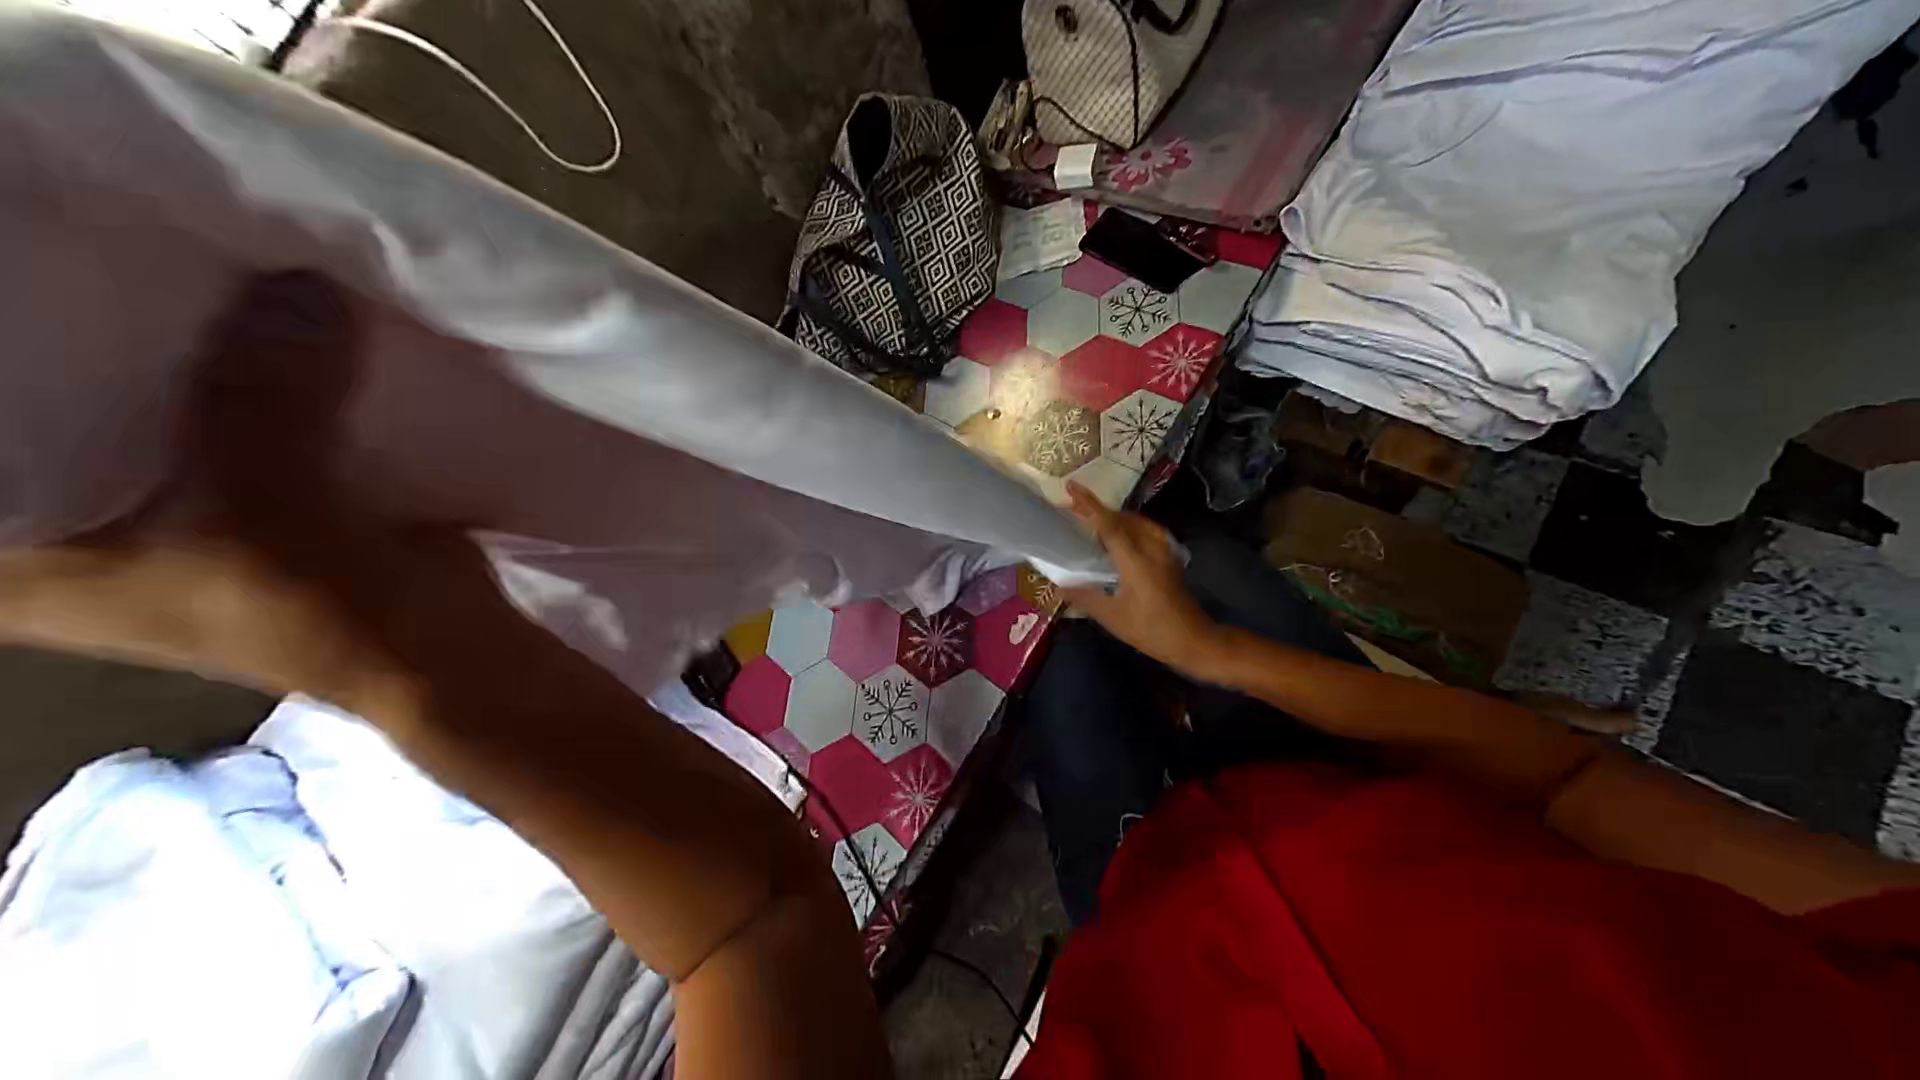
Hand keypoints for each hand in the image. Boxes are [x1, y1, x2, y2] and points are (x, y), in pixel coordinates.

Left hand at [0, 273, 512, 711]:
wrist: (441, 647)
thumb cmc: (327, 615)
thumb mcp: (273, 509)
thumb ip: (268, 400)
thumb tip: (301, 284)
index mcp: (18, 553)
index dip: (15, 356)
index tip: (46, 274)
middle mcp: (84, 520)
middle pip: (70, 404)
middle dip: (106, 339)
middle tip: (125, 255)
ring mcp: (182, 505)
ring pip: (170, 406)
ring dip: (202, 355)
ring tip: (206, 275)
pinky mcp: (266, 492)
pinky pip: (251, 418)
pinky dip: (270, 380)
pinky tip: (285, 332)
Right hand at [1059, 481, 1222, 675]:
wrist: (1194, 640)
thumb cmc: (1152, 630)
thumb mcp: (1112, 617)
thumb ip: (1085, 597)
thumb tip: (1059, 585)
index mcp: (1134, 559)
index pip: (1108, 523)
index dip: (1088, 504)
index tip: (1071, 487)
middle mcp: (1150, 548)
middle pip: (1121, 518)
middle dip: (1097, 509)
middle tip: (1072, 506)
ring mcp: (1163, 551)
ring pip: (1136, 522)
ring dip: (1113, 517)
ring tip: (1092, 521)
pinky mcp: (1168, 558)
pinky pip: (1146, 531)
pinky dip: (1128, 526)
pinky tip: (1120, 537)